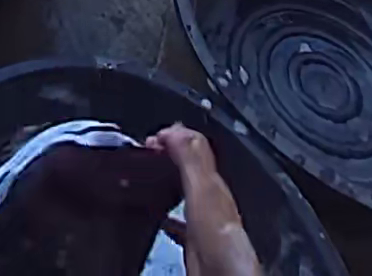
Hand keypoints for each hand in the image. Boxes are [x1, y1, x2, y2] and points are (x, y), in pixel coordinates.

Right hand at [146, 124, 260, 275]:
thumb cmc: (220, 236)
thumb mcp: (202, 187)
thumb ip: (190, 157)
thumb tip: (176, 129)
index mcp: (212, 179)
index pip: (195, 144)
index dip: (175, 135)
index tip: (154, 137)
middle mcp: (210, 196)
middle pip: (190, 164)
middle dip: (170, 152)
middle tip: (151, 149)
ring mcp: (203, 219)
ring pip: (185, 188)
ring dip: (169, 177)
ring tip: (152, 173)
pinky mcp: (196, 242)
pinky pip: (180, 221)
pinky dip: (167, 213)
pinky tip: (160, 217)